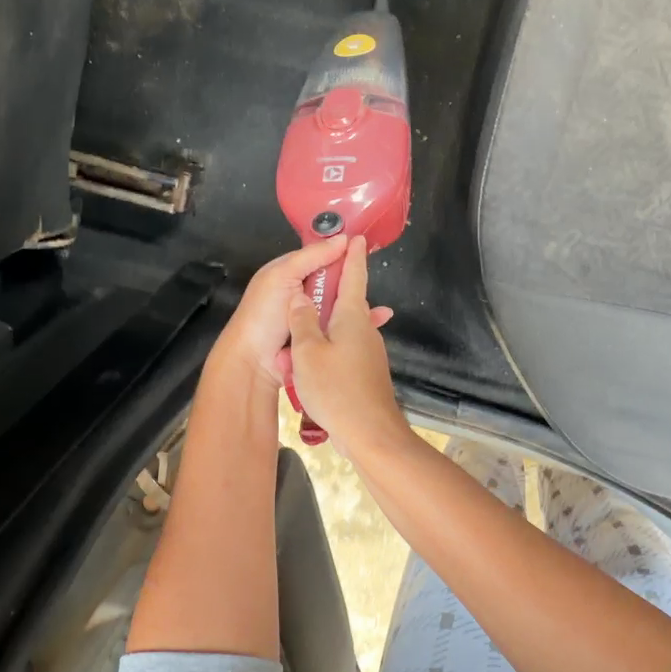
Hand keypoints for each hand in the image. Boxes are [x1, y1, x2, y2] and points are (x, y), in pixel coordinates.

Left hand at [212, 236, 392, 385]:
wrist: (254, 362)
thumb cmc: (263, 314)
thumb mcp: (282, 275)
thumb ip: (312, 256)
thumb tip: (344, 239)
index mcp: (290, 273)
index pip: (322, 257)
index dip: (341, 253)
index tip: (365, 249)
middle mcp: (303, 293)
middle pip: (335, 282)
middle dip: (354, 281)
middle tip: (372, 280)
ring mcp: (313, 317)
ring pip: (342, 305)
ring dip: (360, 303)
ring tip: (379, 306)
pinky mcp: (322, 337)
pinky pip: (344, 326)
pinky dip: (361, 323)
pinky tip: (380, 319)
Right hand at [286, 237, 409, 456]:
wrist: (371, 434)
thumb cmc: (337, 388)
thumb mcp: (308, 352)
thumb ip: (302, 321)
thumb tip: (300, 296)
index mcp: (352, 317)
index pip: (354, 277)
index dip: (353, 256)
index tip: (356, 237)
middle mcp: (364, 329)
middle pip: (347, 302)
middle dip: (332, 291)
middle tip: (312, 281)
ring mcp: (368, 352)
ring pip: (342, 329)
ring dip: (323, 327)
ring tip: (299, 332)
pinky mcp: (366, 373)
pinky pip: (343, 350)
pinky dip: (327, 349)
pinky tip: (310, 366)